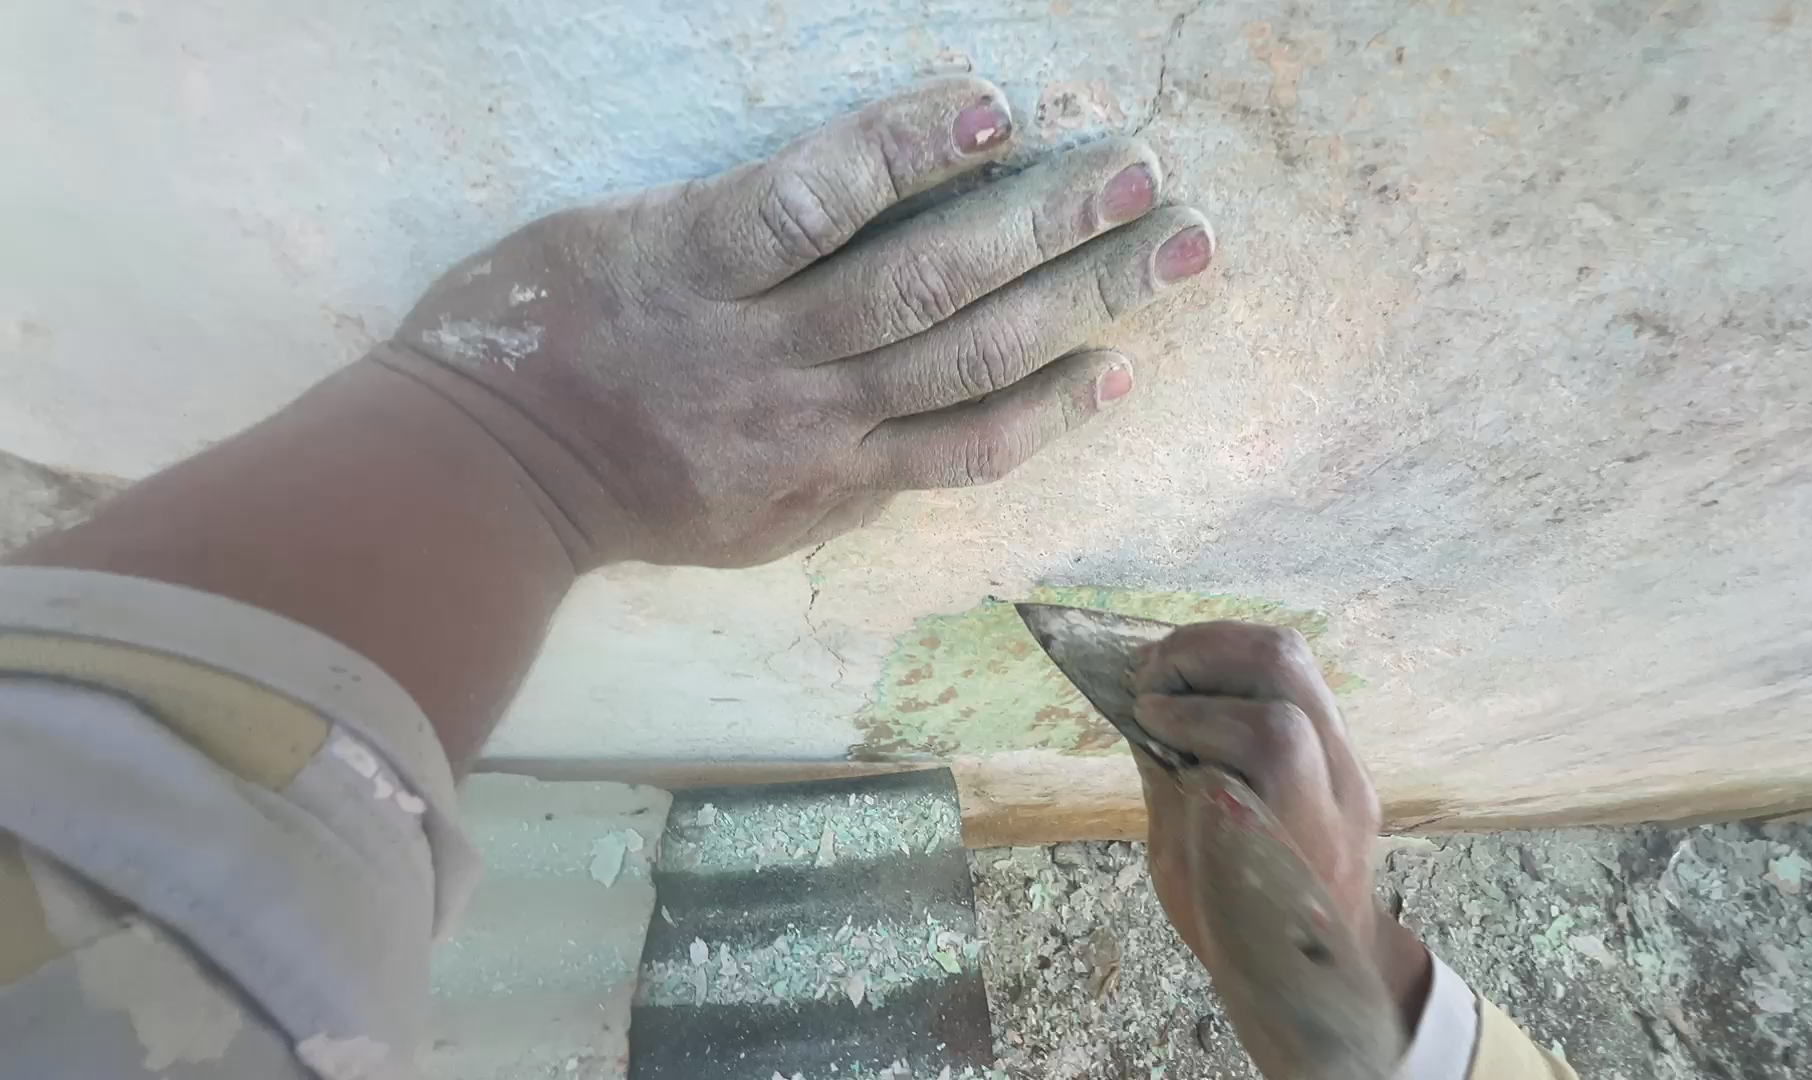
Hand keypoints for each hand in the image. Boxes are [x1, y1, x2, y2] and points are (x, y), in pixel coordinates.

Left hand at [381, 76, 1215, 568]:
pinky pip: (808, 197)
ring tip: (1123, 167)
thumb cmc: (634, 503)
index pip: (977, 444)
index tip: (1127, 364)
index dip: (1061, 409)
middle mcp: (822, 405)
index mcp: (838, 475)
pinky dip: (897, 153)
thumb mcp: (756, 530)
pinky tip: (980, 108)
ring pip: (923, 276)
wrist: (489, 473)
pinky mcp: (688, 251)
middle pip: (983, 346)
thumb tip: (914, 452)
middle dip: (1093, 289)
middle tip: (1184, 233)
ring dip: (1036, 220)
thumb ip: (844, 491)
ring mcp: (761, 329)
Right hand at [1130, 622, 1433, 1033]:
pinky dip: (1232, 658)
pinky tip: (1195, 675)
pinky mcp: (1338, 747)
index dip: (1192, 715)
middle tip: (1148, 672)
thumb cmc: (1236, 930)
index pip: (1267, 735)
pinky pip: (1290, 674)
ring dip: (1215, 643)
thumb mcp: (1181, 870)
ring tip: (1166, 662)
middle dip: (1201, 653)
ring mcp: (1345, 760)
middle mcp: (1336, 784)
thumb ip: (1168, 786)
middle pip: (1285, 671)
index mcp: (1299, 832)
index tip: (1141, 714)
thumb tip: (1141, 717)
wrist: (1314, 971)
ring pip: (1292, 658)